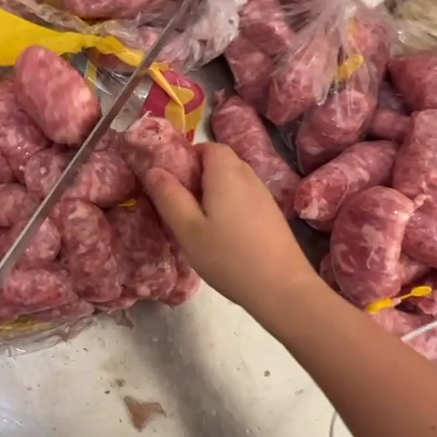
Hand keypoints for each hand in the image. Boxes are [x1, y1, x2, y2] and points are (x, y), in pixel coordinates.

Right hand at [144, 142, 318, 312]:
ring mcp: (264, 197)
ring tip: (197, 219)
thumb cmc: (229, 257)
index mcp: (227, 174)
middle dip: (198, 173)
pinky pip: (244, 197)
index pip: (208, 146)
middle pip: (222, 161)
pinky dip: (228, 204)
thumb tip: (153, 170)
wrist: (283, 289)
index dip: (187, 157)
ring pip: (233, 180)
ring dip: (213, 190)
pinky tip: (221, 233)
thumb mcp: (187, 229)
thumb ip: (168, 196)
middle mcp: (249, 178)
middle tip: (179, 202)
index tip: (171, 180)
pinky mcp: (271, 215)